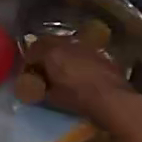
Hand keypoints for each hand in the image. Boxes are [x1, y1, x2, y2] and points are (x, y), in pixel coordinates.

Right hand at [23, 37, 141, 117]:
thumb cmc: (76, 97)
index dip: (28, 61)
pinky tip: (80, 71)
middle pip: (48, 42)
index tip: (29, 72)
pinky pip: (83, 52)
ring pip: (67, 45)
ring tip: (62, 68)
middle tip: (42, 66)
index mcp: (50, 52)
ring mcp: (86, 48)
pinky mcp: (102, 55)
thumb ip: (40, 86)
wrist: (113, 99)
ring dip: (62, 53)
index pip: (31, 50)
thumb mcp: (50, 96)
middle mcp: (67, 44)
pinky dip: (78, 58)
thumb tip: (37, 84)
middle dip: (43, 52)